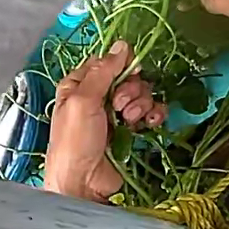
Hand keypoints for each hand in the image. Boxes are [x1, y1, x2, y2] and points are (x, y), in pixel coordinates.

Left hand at [45, 40, 164, 201]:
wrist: (84, 184)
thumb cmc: (75, 141)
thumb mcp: (83, 100)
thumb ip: (103, 72)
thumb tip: (122, 44)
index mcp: (79, 85)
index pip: (106, 63)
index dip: (120, 66)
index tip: (127, 73)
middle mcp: (97, 96)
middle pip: (127, 77)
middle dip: (130, 89)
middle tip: (121, 107)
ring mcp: (114, 114)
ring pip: (140, 94)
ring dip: (140, 104)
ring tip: (130, 120)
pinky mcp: (129, 131)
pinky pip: (149, 113)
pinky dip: (154, 114)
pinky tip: (150, 123)